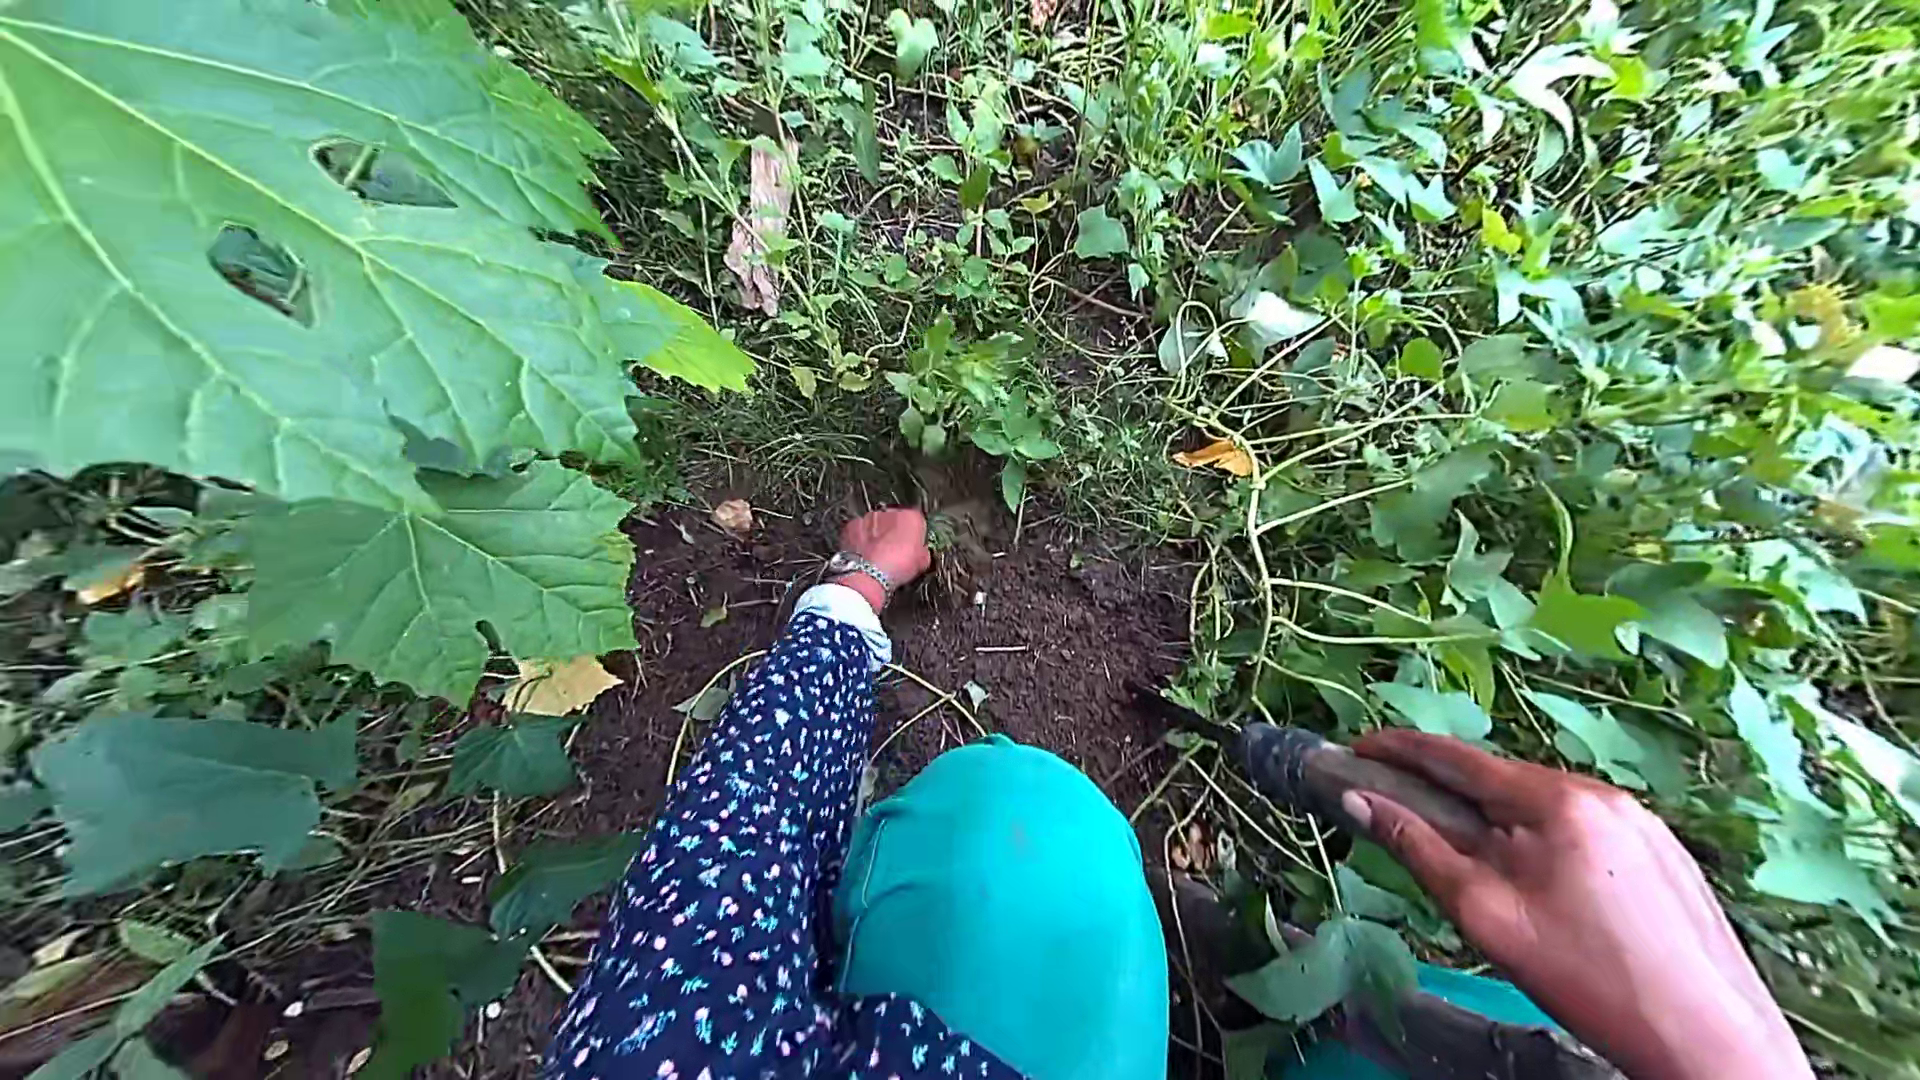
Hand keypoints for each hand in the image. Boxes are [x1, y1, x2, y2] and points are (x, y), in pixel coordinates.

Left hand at [830, 507, 930, 612]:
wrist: (868, 574)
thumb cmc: (895, 568)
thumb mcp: (921, 563)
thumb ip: (922, 551)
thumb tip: (921, 554)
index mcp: (911, 518)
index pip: (916, 521)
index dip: (915, 535)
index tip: (913, 546)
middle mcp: (889, 512)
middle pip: (894, 520)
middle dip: (894, 533)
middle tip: (894, 552)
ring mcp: (869, 518)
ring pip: (875, 524)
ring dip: (877, 535)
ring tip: (877, 555)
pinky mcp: (851, 526)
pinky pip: (858, 530)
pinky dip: (860, 539)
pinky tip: (864, 554)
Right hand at [1345, 730, 1809, 1079]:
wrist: (1719, 1055)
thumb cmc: (1585, 977)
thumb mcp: (1479, 909)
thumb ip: (1412, 843)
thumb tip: (1355, 798)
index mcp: (1554, 800)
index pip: (1453, 755)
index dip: (1395, 747)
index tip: (1355, 750)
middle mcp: (1599, 792)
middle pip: (1493, 774)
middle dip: (1439, 783)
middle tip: (1396, 802)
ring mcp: (1637, 818)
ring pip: (1530, 795)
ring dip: (1484, 805)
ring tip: (1455, 839)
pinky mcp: (1659, 846)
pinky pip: (1570, 816)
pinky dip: (1527, 823)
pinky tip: (1520, 860)